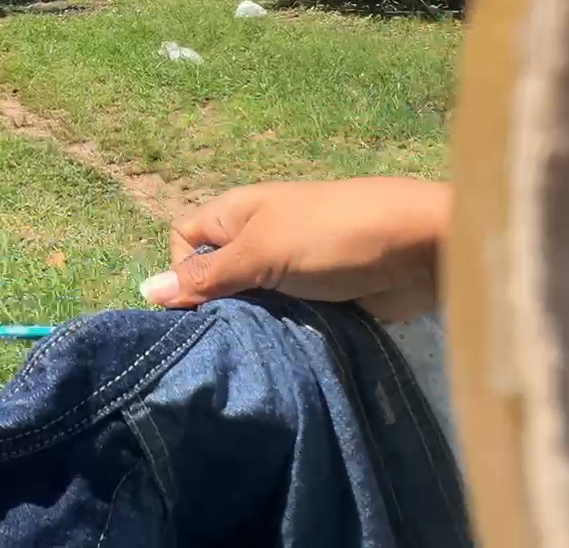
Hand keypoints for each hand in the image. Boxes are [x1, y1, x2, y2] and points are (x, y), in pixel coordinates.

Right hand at [138, 178, 450, 321]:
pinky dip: (282, 333)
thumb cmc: (329, 236)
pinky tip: (284, 352)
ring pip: (249, 302)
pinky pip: (283, 317)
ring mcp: (287, 268)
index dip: (181, 272)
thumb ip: (205, 277)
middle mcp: (254, 239)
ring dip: (252, 325)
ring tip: (256, 351)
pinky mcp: (318, 296)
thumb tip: (146, 291)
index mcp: (232, 215)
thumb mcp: (259, 253)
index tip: (198, 308)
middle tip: (224, 340)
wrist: (421, 247)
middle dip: (215, 307)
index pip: (182, 242)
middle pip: (213, 277)